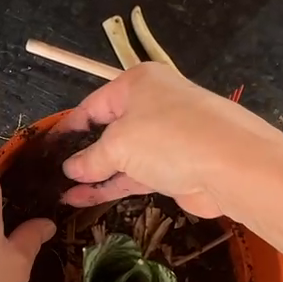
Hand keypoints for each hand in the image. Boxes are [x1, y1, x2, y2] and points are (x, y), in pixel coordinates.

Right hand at [59, 63, 279, 217]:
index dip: (69, 128)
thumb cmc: (170, 139)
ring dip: (95, 174)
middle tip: (53, 174)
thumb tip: (70, 169)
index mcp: (137, 83)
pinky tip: (85, 198)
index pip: (93, 104)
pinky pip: (137, 173)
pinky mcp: (176, 166)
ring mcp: (166, 136)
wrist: (235, 166)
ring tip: (62, 192)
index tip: (48, 148)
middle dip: (82, 153)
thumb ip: (90, 159)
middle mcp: (152, 104)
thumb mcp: (119, 145)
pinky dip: (113, 184)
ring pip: (123, 155)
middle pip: (109, 129)